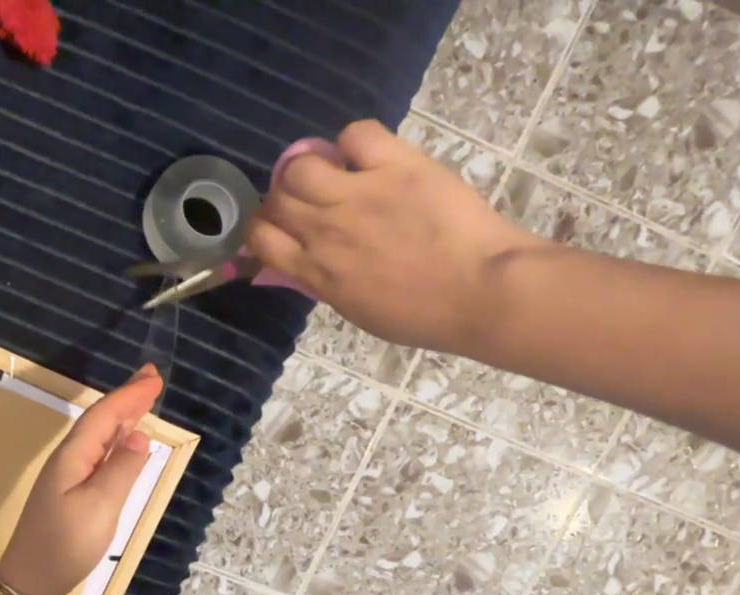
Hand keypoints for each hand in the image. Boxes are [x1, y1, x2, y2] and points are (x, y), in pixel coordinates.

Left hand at [0, 364, 162, 594]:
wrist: (31, 582)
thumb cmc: (65, 544)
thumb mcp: (100, 506)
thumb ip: (122, 470)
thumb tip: (140, 436)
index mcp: (72, 457)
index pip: (104, 416)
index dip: (129, 396)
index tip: (154, 377)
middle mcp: (67, 462)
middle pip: (99, 422)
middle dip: (125, 400)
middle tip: (152, 379)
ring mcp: (66, 480)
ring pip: (97, 439)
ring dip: (121, 419)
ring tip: (143, 403)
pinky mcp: (69, 497)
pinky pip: (96, 457)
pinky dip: (114, 443)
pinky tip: (123, 446)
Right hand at [248, 119, 545, 356]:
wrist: (480, 291)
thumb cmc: (418, 314)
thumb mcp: (352, 309)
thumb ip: (319, 282)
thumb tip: (294, 266)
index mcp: (313, 270)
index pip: (259, 237)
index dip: (261, 228)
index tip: (275, 230)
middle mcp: (324, 228)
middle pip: (276, 197)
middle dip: (282, 199)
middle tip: (305, 201)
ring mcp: (359, 193)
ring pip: (302, 164)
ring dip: (308, 168)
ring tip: (330, 174)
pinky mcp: (396, 166)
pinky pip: (356, 135)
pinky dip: (352, 142)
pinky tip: (366, 157)